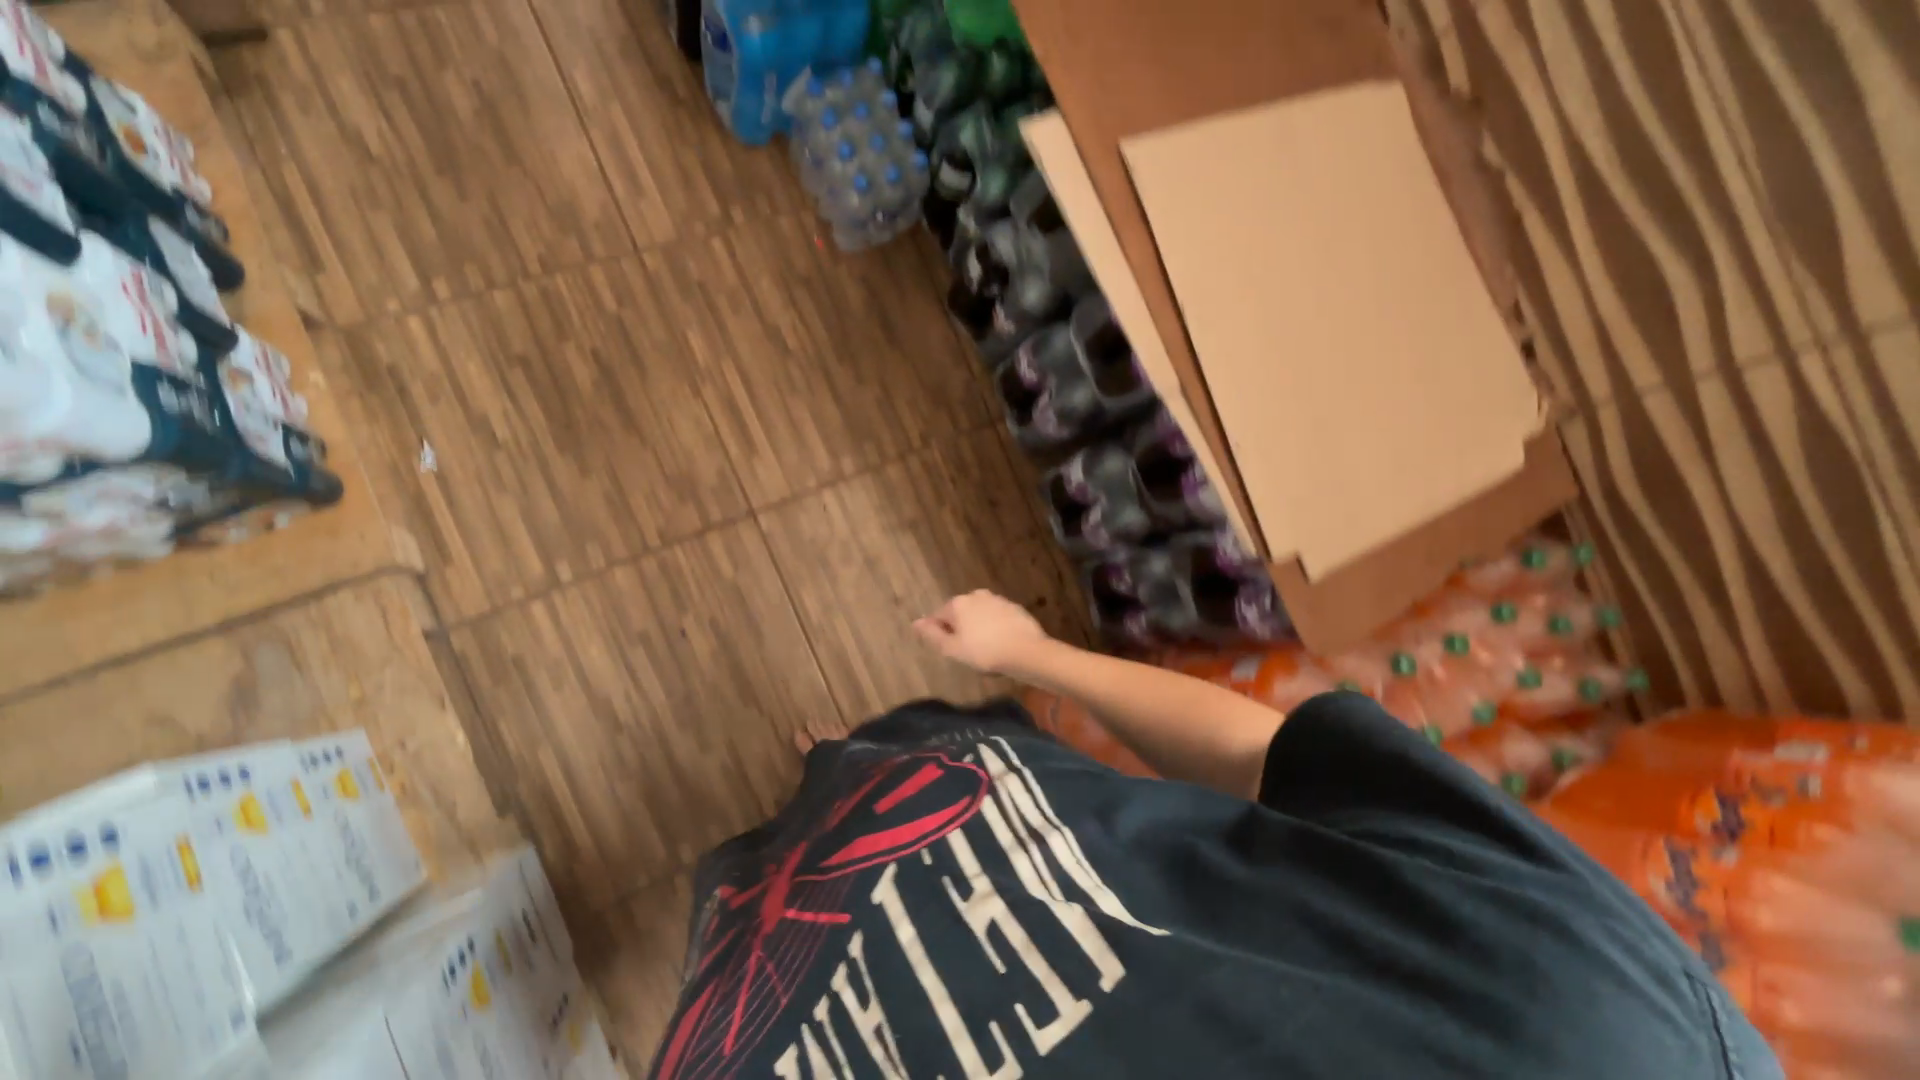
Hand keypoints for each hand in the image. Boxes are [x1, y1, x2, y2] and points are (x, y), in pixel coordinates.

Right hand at [912, 590, 1051, 674]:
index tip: (952, 651)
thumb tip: (915, 622)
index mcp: (957, 603)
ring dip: (978, 627)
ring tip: (986, 649)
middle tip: (968, 652)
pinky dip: (995, 627)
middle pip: (959, 613)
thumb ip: (932, 634)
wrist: (1026, 651)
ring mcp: (997, 599)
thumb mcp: (952, 649)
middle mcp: (976, 595)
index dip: (942, 634)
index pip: (939, 616)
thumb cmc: (984, 653)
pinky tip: (1001, 643)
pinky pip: (996, 617)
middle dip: (961, 629)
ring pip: (979, 614)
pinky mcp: (1014, 607)